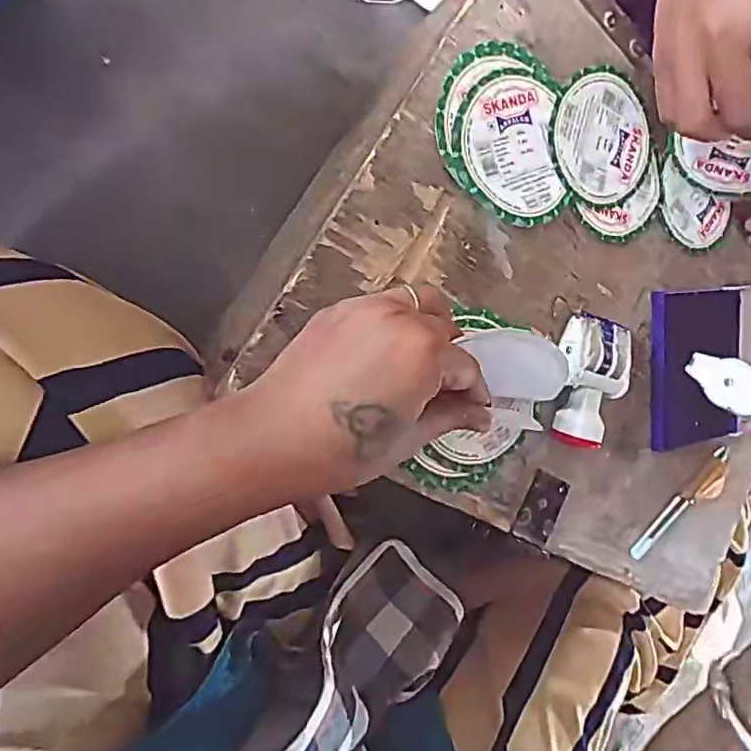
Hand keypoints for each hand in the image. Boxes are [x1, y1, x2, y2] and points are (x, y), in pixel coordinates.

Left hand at [231, 286, 490, 496]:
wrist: (270, 437)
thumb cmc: (344, 448)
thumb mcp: (407, 437)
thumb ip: (450, 416)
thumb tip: (480, 414)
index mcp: (425, 350)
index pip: (466, 365)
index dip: (474, 390)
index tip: (474, 407)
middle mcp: (401, 317)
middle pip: (444, 326)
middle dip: (450, 356)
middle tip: (441, 387)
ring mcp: (366, 307)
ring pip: (414, 303)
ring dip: (425, 327)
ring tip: (412, 362)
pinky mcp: (338, 310)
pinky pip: (380, 306)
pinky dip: (392, 323)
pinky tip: (378, 356)